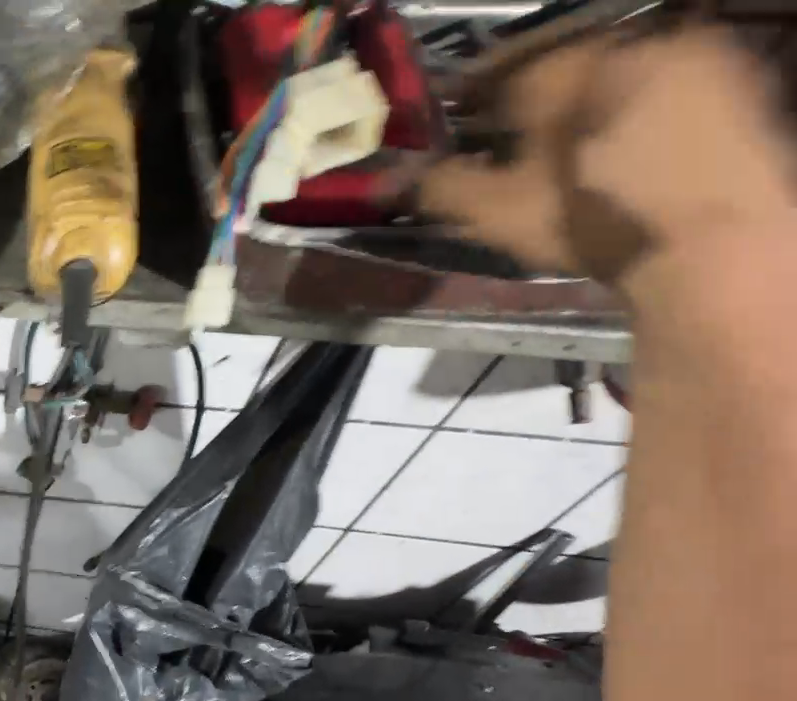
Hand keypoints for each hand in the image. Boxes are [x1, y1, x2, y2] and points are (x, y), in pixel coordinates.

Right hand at [419, 24, 796, 285]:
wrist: (714, 244)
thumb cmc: (592, 216)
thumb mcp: (496, 208)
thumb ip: (436, 186)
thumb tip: (383, 180)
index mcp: (572, 63)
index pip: (497, 67)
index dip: (459, 97)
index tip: (437, 122)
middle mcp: (634, 45)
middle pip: (554, 69)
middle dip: (514, 103)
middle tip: (484, 139)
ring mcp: (692, 63)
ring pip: (602, 81)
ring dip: (564, 109)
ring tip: (536, 151)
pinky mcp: (729, 92)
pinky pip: (646, 93)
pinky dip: (611, 117)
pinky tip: (592, 156)